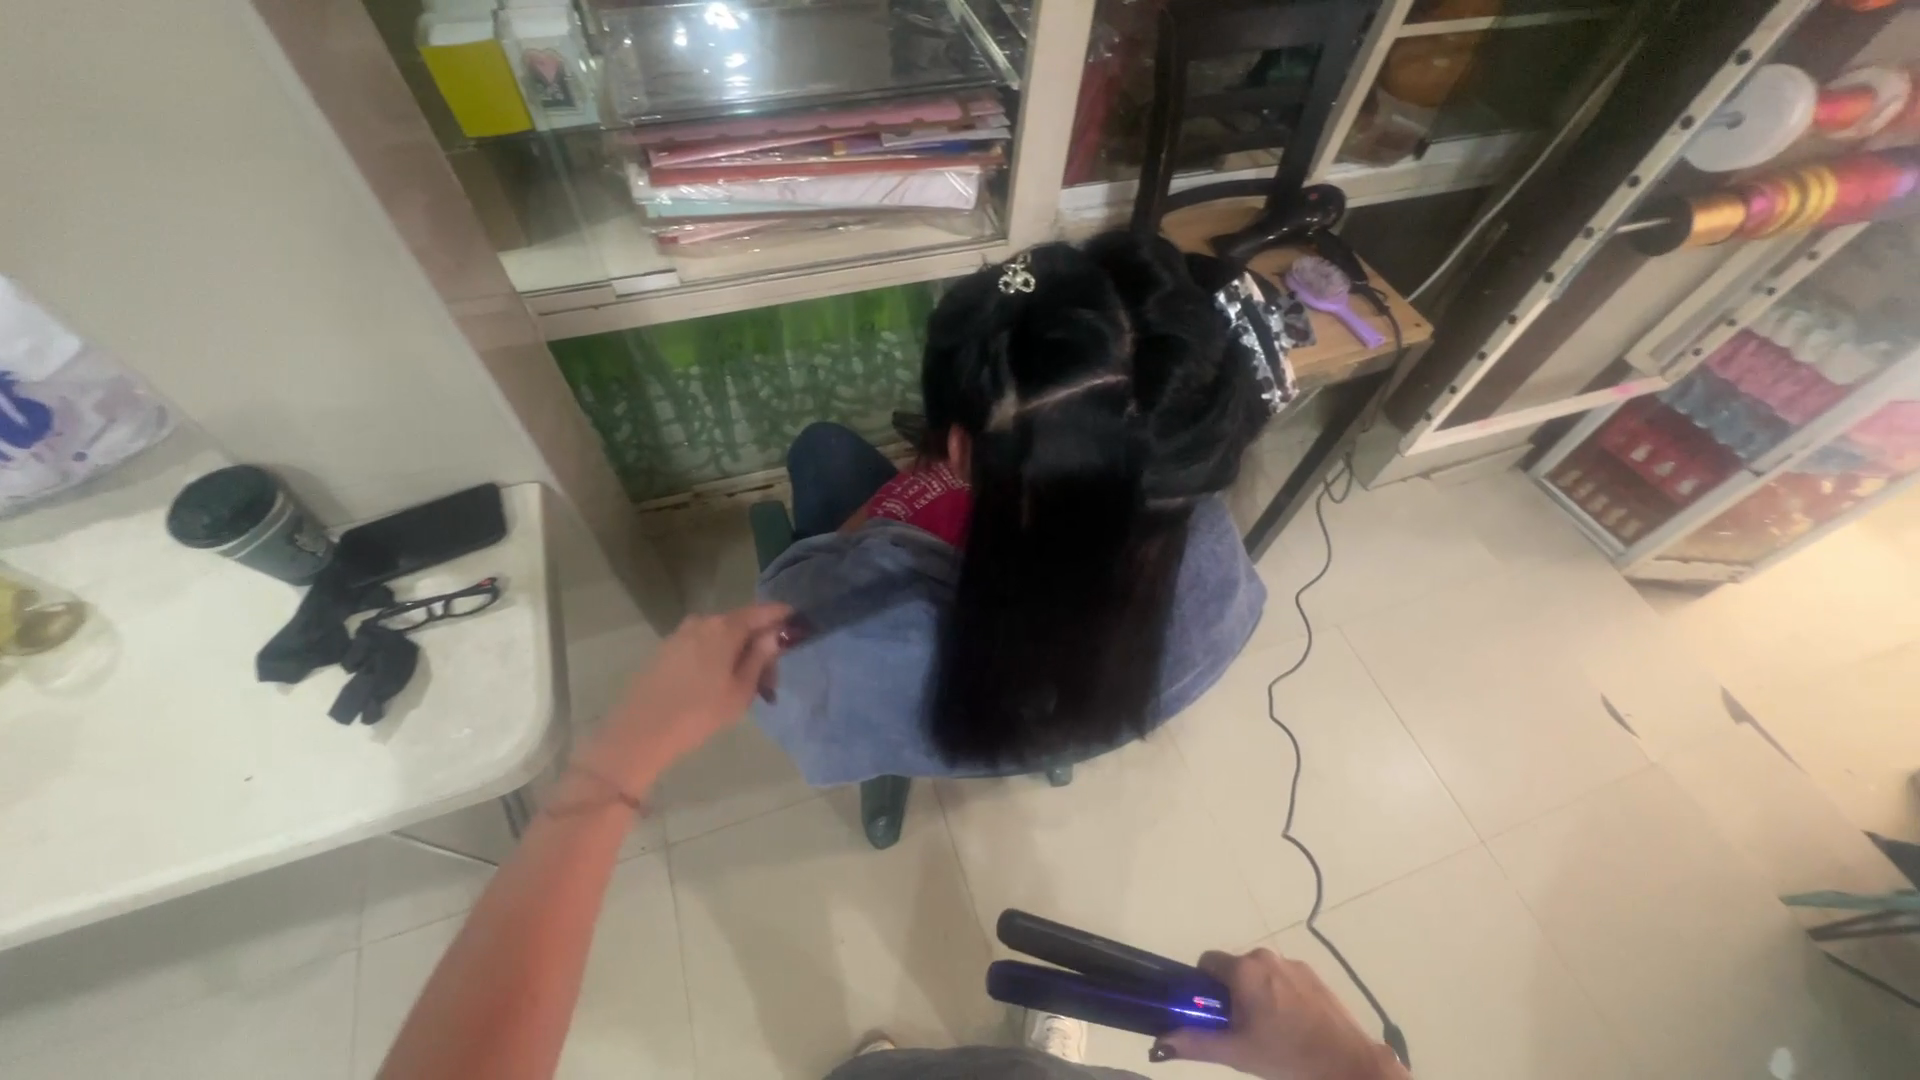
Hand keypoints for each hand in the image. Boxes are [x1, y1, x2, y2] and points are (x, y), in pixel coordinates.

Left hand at [579, 603, 790, 792]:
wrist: (640, 733)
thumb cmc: (700, 713)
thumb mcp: (742, 690)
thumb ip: (760, 657)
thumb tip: (774, 635)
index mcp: (725, 627)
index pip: (763, 611)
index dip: (782, 617)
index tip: (798, 626)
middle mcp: (703, 621)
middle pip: (741, 624)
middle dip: (760, 644)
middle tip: (771, 678)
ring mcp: (681, 633)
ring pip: (721, 636)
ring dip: (738, 653)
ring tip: (746, 687)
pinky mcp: (666, 649)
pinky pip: (702, 645)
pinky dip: (718, 657)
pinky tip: (719, 684)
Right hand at [1152, 949, 1405, 1079]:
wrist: (1350, 1065)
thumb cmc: (1288, 1057)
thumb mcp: (1238, 1054)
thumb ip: (1196, 1042)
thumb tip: (1160, 1041)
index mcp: (1243, 970)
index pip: (1207, 962)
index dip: (1204, 986)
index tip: (1214, 1013)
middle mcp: (1264, 956)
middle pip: (1234, 969)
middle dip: (1232, 993)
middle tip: (1243, 1029)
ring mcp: (1292, 964)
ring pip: (1260, 974)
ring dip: (1257, 994)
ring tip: (1273, 1031)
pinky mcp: (1313, 975)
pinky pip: (1284, 978)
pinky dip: (1281, 995)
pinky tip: (1294, 1025)